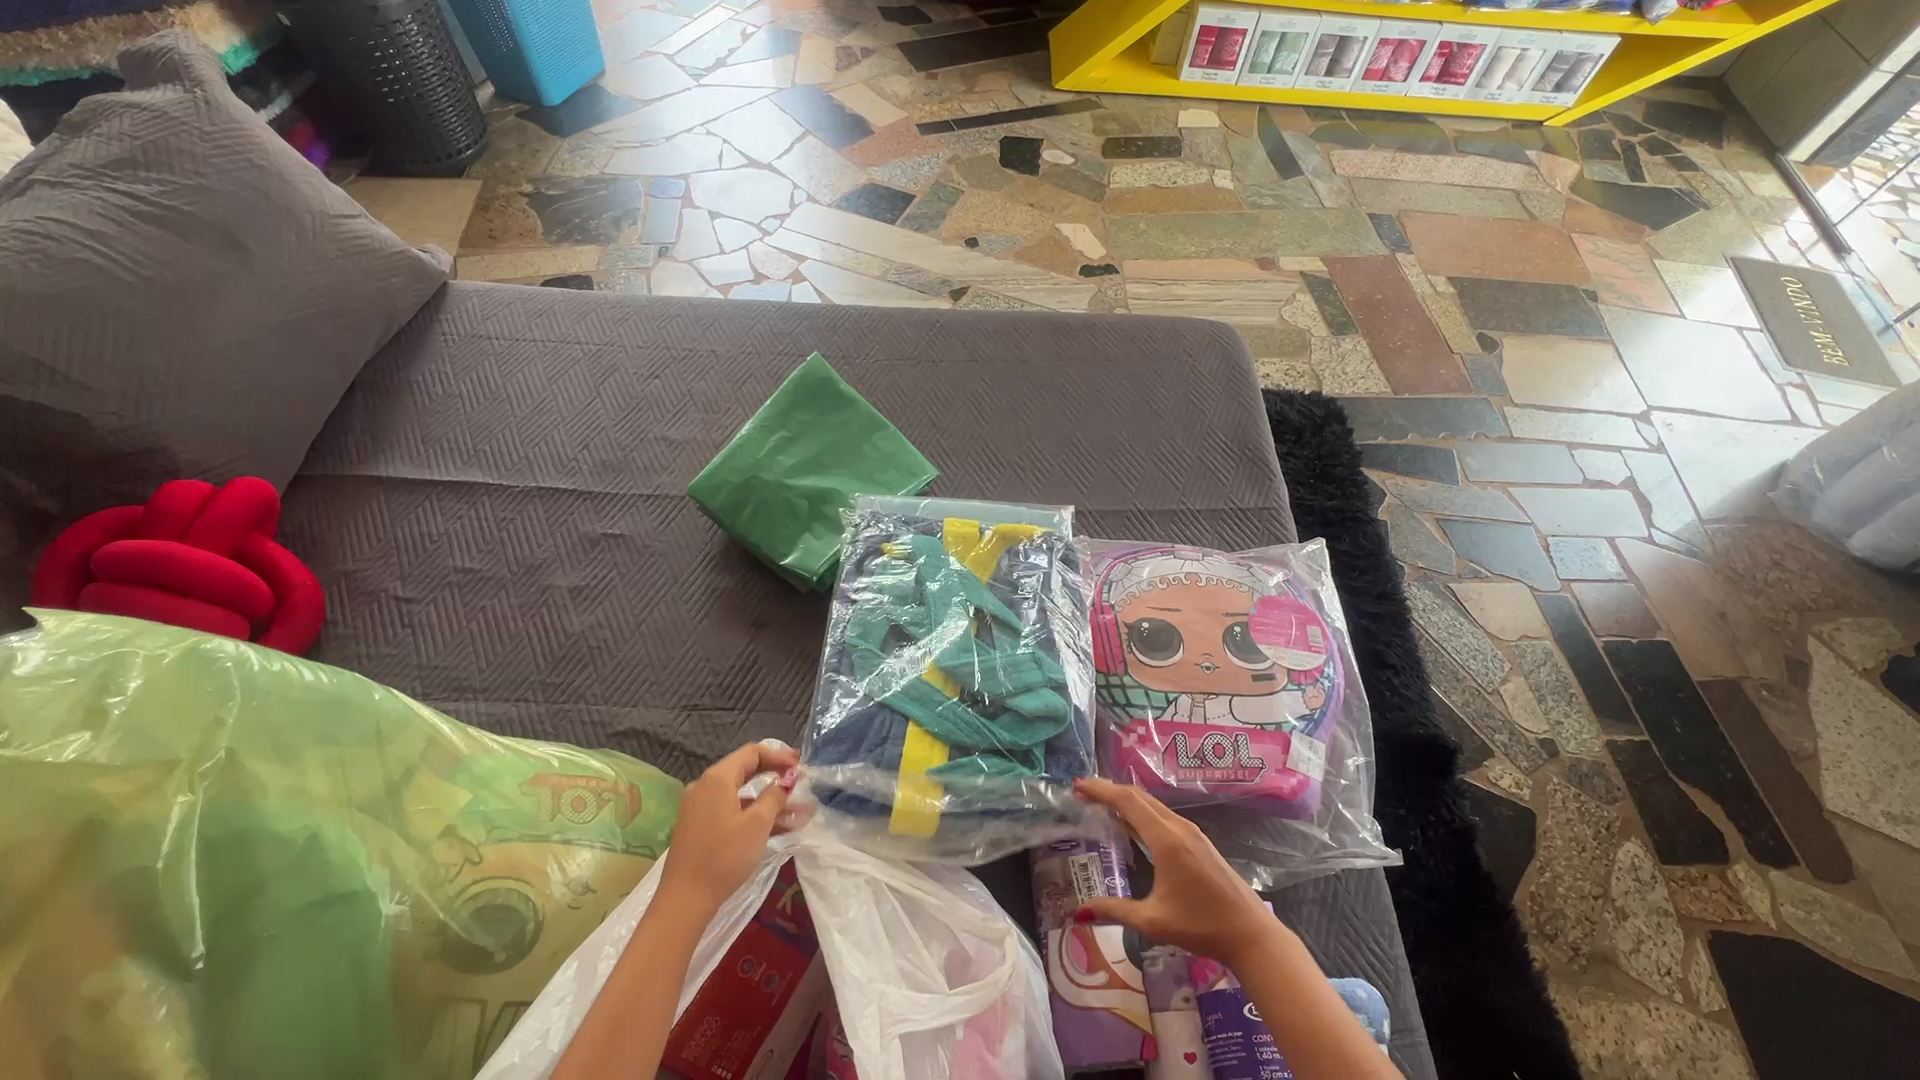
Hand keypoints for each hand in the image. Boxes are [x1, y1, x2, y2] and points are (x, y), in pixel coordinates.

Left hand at [657, 742, 799, 913]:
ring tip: (800, 812)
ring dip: (769, 801)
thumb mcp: (757, 824)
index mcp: (717, 779)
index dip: (779, 757)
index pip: (752, 753)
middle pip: (745, 771)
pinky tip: (779, 828)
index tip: (801, 767)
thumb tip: (786, 781)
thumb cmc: (725, 856)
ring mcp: (700, 807)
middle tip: (800, 781)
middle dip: (775, 776)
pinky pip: (732, 811)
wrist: (686, 898)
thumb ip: (775, 796)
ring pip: (741, 795)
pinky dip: (754, 815)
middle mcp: (705, 787)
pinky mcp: (700, 826)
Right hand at [1071, 776, 1284, 967]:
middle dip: (1110, 790)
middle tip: (1083, 793)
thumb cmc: (1201, 926)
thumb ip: (1114, 911)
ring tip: (1102, 804)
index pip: (1128, 801)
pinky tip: (1133, 825)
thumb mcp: (1152, 921)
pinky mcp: (1200, 843)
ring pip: (1154, 806)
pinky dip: (1142, 813)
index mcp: (1166, 840)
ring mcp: (1193, 834)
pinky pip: (1164, 817)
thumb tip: (1078, 913)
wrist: (1251, 934)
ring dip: (1127, 800)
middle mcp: (1179, 828)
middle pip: (1140, 797)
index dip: (1101, 790)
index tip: (1078, 785)